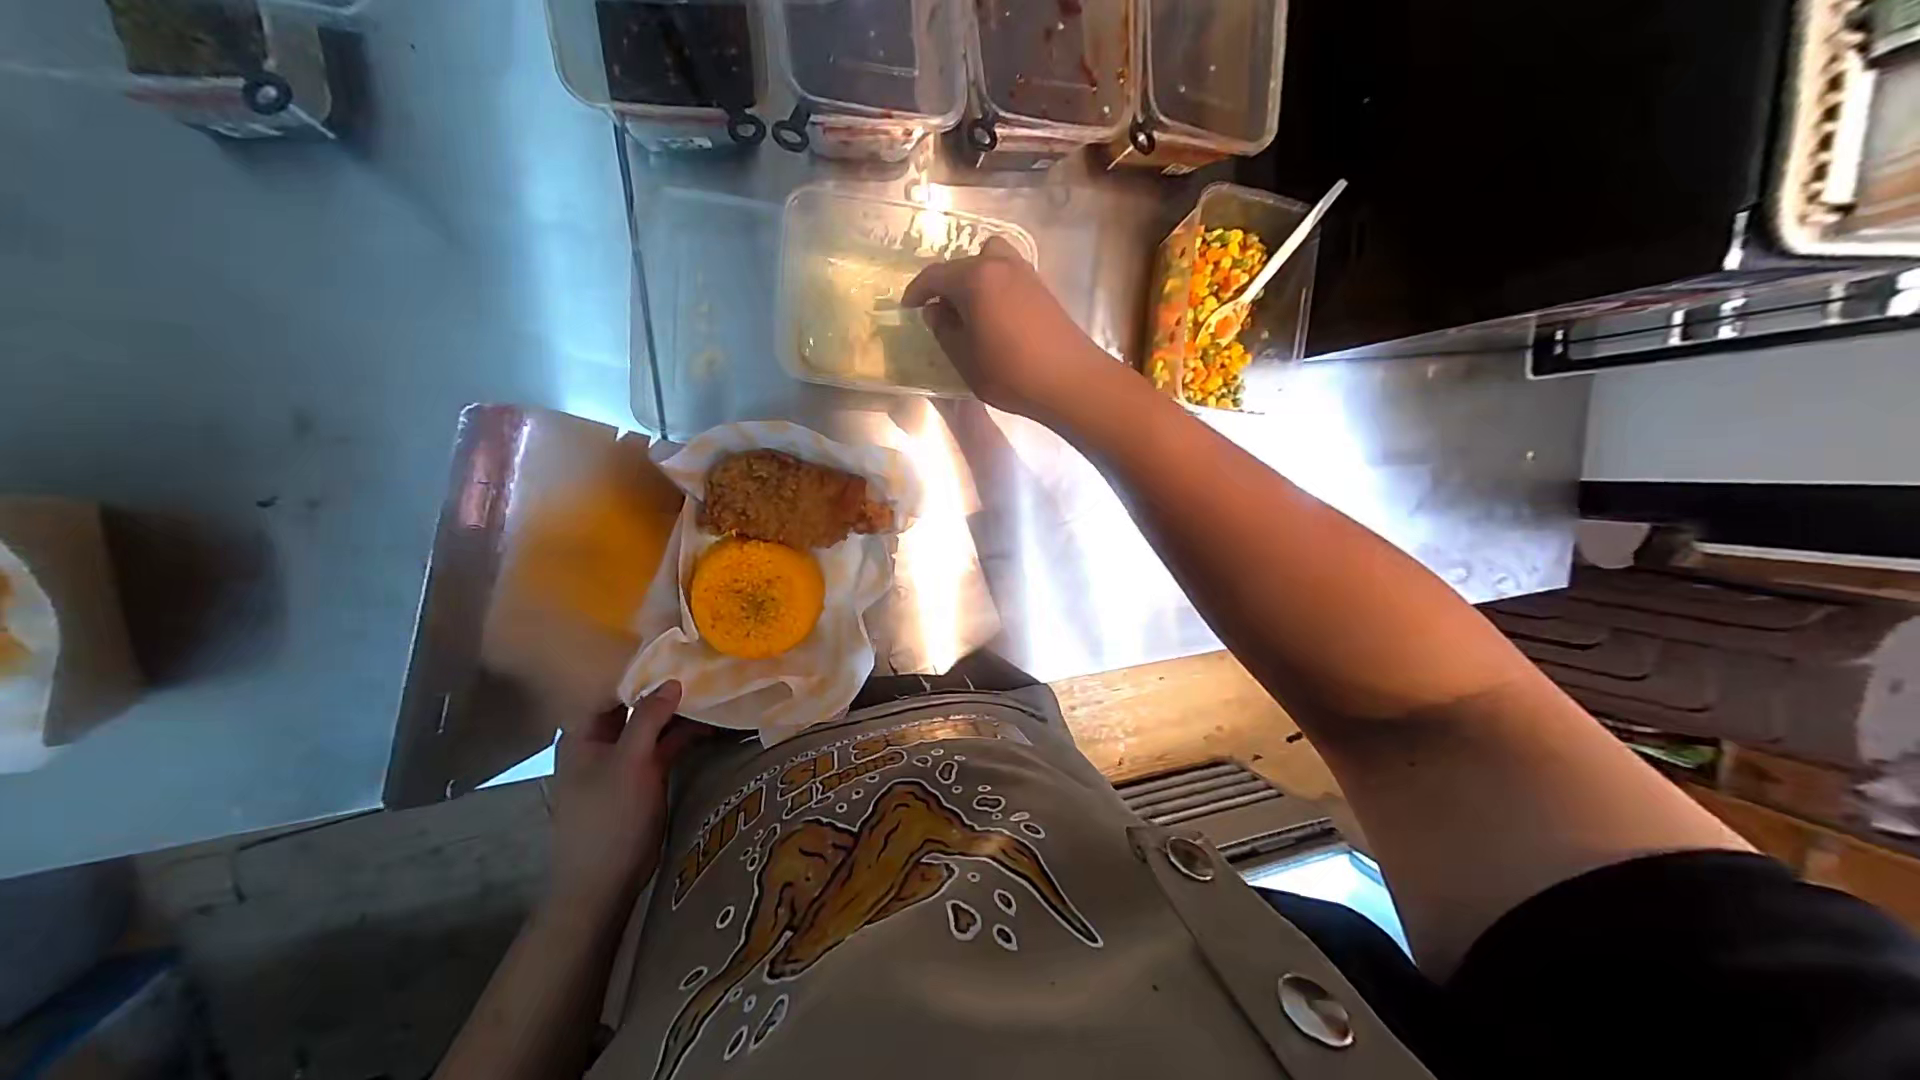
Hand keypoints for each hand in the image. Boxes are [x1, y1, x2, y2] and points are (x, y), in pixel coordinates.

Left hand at [548, 681, 705, 912]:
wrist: (604, 882)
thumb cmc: (608, 816)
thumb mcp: (629, 761)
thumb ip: (649, 718)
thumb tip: (672, 681)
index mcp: (583, 735)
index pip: (611, 691)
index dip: (641, 673)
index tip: (676, 656)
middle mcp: (601, 744)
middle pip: (635, 707)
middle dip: (666, 693)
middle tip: (703, 671)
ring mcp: (624, 763)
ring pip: (653, 728)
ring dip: (679, 716)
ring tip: (714, 696)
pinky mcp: (643, 780)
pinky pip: (664, 749)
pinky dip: (683, 738)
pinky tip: (710, 728)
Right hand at [902, 236, 1122, 420]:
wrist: (1070, 381)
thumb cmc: (1010, 372)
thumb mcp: (964, 358)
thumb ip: (944, 330)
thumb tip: (936, 311)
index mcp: (975, 278)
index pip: (935, 275)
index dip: (917, 291)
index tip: (908, 307)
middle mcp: (1000, 265)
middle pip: (963, 264)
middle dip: (946, 284)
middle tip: (938, 311)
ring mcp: (1025, 273)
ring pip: (989, 263)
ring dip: (973, 280)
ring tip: (967, 311)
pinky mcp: (1042, 288)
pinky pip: (1007, 276)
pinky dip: (993, 287)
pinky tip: (993, 316)